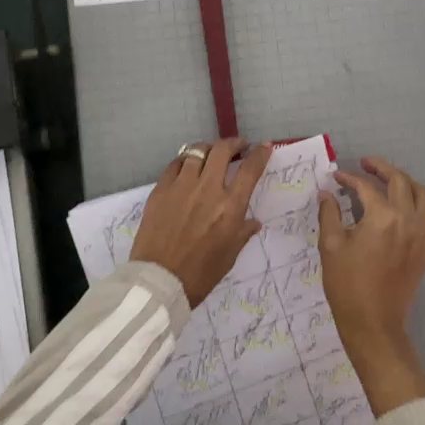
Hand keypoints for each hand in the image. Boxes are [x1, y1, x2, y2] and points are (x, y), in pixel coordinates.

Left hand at [129, 138, 271, 307]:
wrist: (160, 280)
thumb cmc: (200, 273)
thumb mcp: (229, 255)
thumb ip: (243, 232)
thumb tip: (254, 221)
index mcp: (230, 206)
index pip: (250, 170)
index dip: (260, 154)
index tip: (264, 146)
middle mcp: (208, 189)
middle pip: (222, 150)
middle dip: (233, 143)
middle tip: (237, 147)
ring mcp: (182, 186)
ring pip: (197, 151)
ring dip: (209, 149)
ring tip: (211, 154)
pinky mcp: (160, 189)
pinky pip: (175, 164)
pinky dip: (185, 160)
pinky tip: (187, 166)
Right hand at [318, 157, 424, 415]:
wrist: (374, 323)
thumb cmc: (347, 285)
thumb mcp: (331, 246)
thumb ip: (329, 214)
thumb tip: (327, 193)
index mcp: (383, 217)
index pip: (367, 187)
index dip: (349, 179)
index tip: (336, 178)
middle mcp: (408, 220)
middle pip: (400, 181)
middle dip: (381, 169)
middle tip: (365, 165)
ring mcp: (421, 235)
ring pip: (421, 195)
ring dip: (403, 182)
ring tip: (386, 181)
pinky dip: (414, 203)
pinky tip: (398, 207)